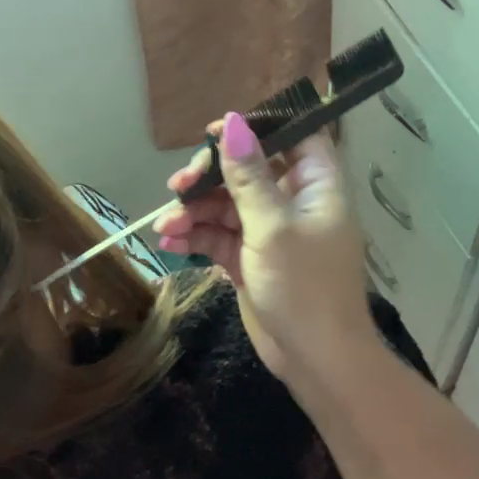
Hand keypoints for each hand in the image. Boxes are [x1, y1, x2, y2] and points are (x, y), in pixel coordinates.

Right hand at [155, 112, 373, 378]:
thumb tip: (231, 122)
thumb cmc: (304, 287)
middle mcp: (292, 202)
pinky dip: (195, 238)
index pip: (290, 136)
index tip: (211, 133)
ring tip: (164, 227)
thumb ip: (248, 176)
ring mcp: (269, 233)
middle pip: (246, 172)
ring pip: (225, 207)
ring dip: (193, 213)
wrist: (314, 356)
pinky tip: (170, 243)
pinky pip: (218, 238)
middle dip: (209, 179)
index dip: (253, 130)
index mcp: (315, 184)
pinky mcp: (249, 261)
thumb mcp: (272, 227)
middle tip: (178, 187)